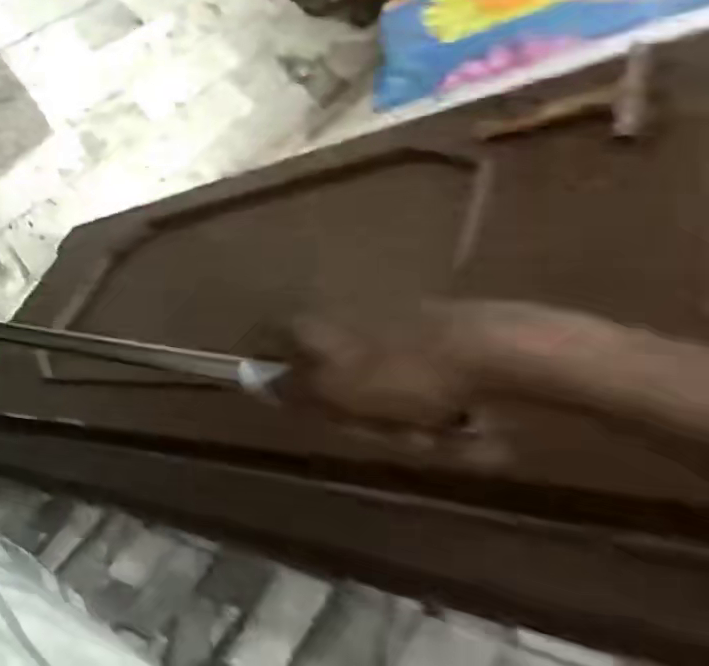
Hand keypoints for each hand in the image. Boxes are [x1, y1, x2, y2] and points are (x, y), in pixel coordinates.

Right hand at [271, 300, 532, 461]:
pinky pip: (428, 386)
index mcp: (306, 324)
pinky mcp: (436, 340)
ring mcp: (390, 328)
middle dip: (367, 419)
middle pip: (334, 380)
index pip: (270, 349)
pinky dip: (447, 412)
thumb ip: (291, 390)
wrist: (500, 348)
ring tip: (447, 438)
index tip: (316, 414)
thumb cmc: (401, 373)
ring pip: (386, 390)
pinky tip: (476, 428)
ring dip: (414, 424)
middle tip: (396, 437)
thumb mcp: (333, 392)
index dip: (287, 385)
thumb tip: (256, 383)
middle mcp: (337, 318)